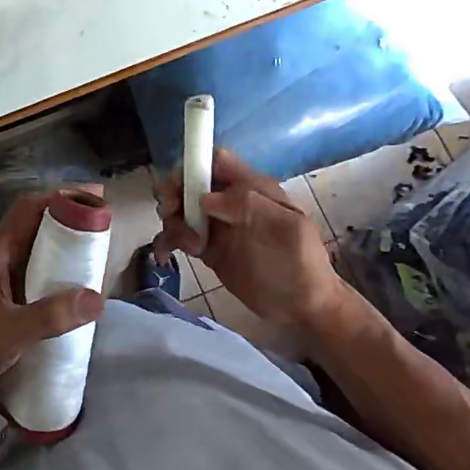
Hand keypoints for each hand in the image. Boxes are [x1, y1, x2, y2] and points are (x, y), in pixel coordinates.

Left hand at [0, 192, 106, 421]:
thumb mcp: (12, 332)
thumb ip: (52, 315)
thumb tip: (98, 298)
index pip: (28, 209)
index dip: (61, 197)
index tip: (95, 198)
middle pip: (35, 224)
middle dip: (68, 218)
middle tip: (103, 223)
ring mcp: (0, 278)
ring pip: (35, 248)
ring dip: (63, 243)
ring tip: (96, 248)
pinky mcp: (4, 298)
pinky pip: (35, 272)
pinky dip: (56, 269)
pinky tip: (75, 283)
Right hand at [153, 149, 351, 331]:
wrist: (303, 308)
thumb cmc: (301, 265)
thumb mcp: (287, 230)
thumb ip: (249, 205)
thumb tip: (204, 198)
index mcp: (252, 188)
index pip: (215, 161)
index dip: (192, 166)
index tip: (179, 189)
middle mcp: (230, 202)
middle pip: (189, 182)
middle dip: (173, 194)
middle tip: (172, 215)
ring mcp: (217, 225)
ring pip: (179, 209)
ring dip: (172, 224)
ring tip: (189, 248)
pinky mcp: (206, 248)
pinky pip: (177, 236)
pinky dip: (166, 242)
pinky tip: (166, 256)